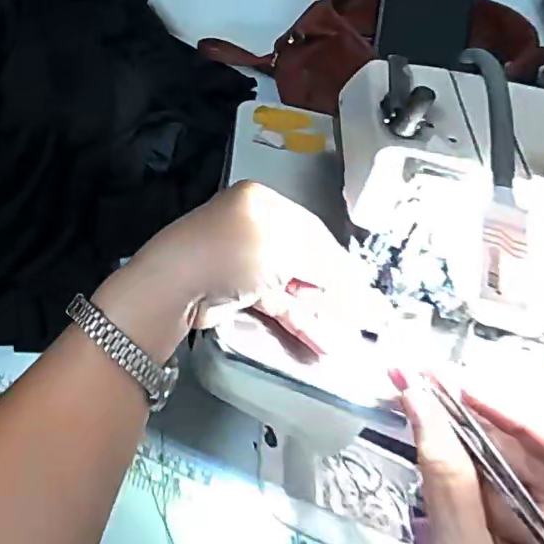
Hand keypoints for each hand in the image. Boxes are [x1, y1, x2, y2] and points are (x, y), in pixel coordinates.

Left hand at [92, 180, 377, 358]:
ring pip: (291, 282)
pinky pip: (277, 302)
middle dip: (334, 286)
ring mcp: (243, 258)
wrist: (176, 284)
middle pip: (304, 256)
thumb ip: (327, 270)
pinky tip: (323, 341)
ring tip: (353, 331)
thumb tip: (365, 293)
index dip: (340, 260)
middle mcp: (252, 225)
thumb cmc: (231, 252)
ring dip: (319, 307)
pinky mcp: (237, 288)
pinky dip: (299, 319)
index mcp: (261, 202)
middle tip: (367, 314)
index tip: (366, 287)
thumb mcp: (285, 252)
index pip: (312, 229)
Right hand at [403, 379, 543, 543]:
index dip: (521, 418)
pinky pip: (502, 492)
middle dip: (478, 417)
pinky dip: (464, 463)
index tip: (465, 390)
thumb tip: (418, 398)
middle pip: (542, 460)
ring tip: (414, 395)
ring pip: (515, 472)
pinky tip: (429, 434)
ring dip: (462, 433)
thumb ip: (446, 477)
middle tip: (425, 379)